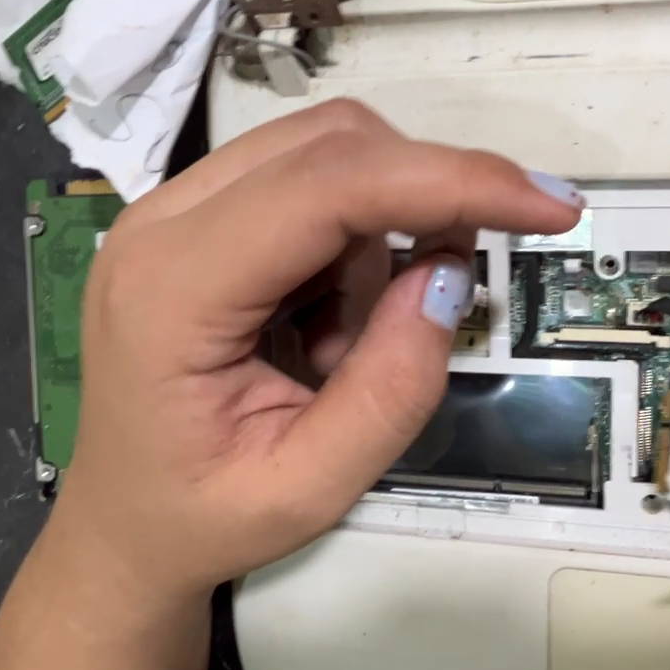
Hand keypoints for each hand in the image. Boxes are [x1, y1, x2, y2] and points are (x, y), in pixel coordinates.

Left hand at [53, 99, 583, 609]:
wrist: (121, 525)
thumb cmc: (200, 518)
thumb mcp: (309, 488)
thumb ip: (389, 390)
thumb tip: (445, 275)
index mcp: (174, 290)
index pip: (328, 189)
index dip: (449, 181)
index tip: (548, 205)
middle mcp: (165, 221)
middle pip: (333, 144)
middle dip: (430, 191)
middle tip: (461, 274)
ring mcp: (176, 209)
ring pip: (328, 151)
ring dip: (385, 227)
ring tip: (351, 340)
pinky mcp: (200, 215)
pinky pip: (312, 181)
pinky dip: (357, 236)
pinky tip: (329, 317)